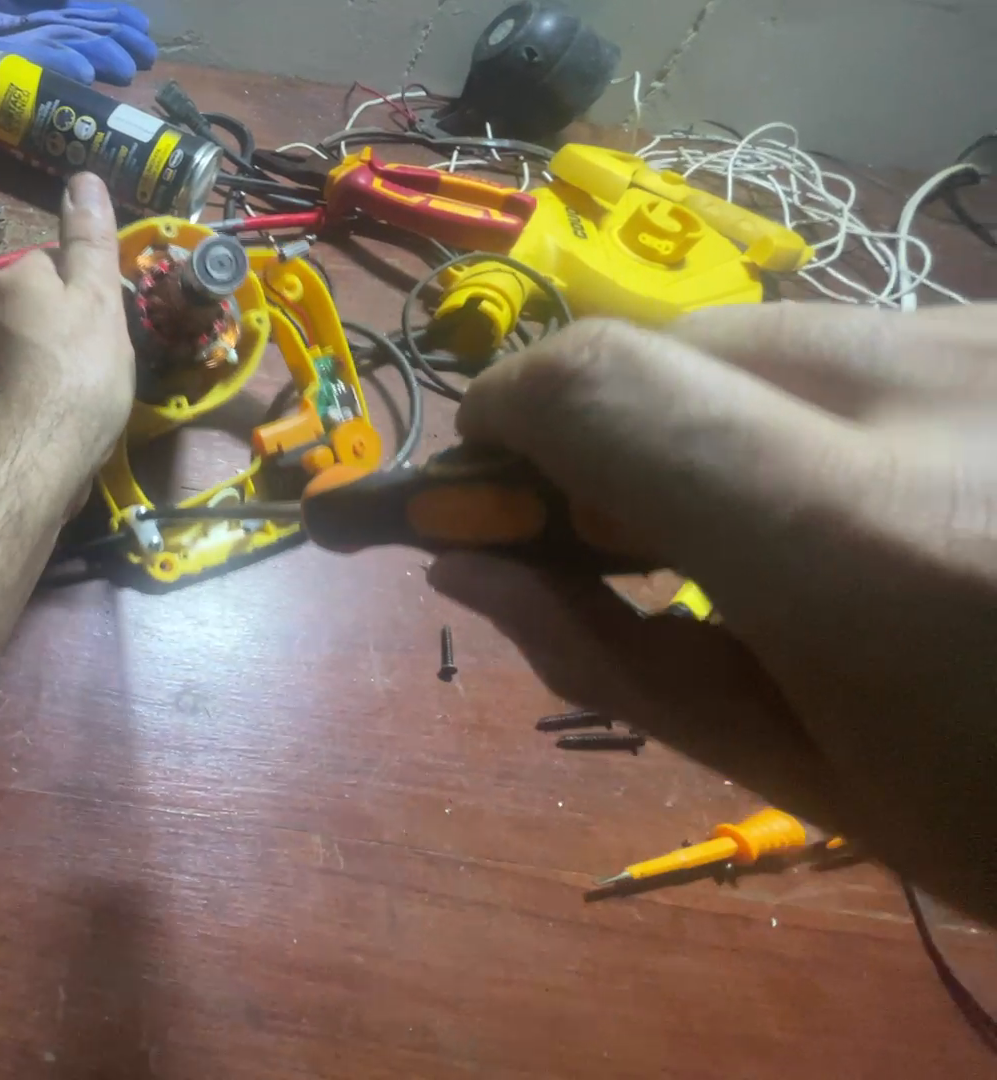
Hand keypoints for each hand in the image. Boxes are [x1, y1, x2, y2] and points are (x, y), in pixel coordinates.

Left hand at [0, 172, 135, 494]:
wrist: (35, 461)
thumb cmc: (78, 372)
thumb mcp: (97, 297)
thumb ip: (90, 240)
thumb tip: (82, 177)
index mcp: (15, 278)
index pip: (55, 261)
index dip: (88, 288)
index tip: (109, 319)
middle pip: (43, 303)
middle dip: (72, 324)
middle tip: (104, 357)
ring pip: (35, 343)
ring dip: (59, 359)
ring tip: (89, 389)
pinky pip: (26, 380)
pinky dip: (45, 390)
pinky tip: (65, 413)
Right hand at [430, 302, 996, 918]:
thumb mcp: (799, 772)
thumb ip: (599, 653)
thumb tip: (458, 565)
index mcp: (862, 544)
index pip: (593, 385)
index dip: (500, 415)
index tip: (484, 485)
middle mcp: (955, 398)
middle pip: (659, 342)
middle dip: (585, 428)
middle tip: (613, 530)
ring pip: (753, 335)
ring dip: (690, 420)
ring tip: (763, 523)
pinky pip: (855, 342)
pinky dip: (791, 408)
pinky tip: (875, 494)